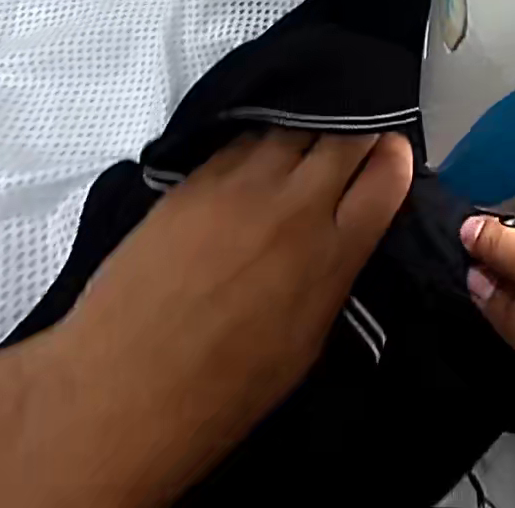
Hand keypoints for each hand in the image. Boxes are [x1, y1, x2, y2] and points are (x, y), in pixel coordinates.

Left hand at [0, 128, 414, 507]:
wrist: (119, 388)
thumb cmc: (225, 385)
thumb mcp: (307, 338)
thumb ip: (336, 269)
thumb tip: (345, 227)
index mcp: (331, 253)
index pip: (385, 175)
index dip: (395, 154)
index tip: (390, 152)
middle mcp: (295, 205)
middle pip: (345, 135)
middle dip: (359, 129)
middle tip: (354, 136)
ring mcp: (243, 183)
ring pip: (295, 126)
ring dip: (310, 129)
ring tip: (307, 140)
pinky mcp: (199, 177)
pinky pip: (245, 138)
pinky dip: (263, 138)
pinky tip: (260, 152)